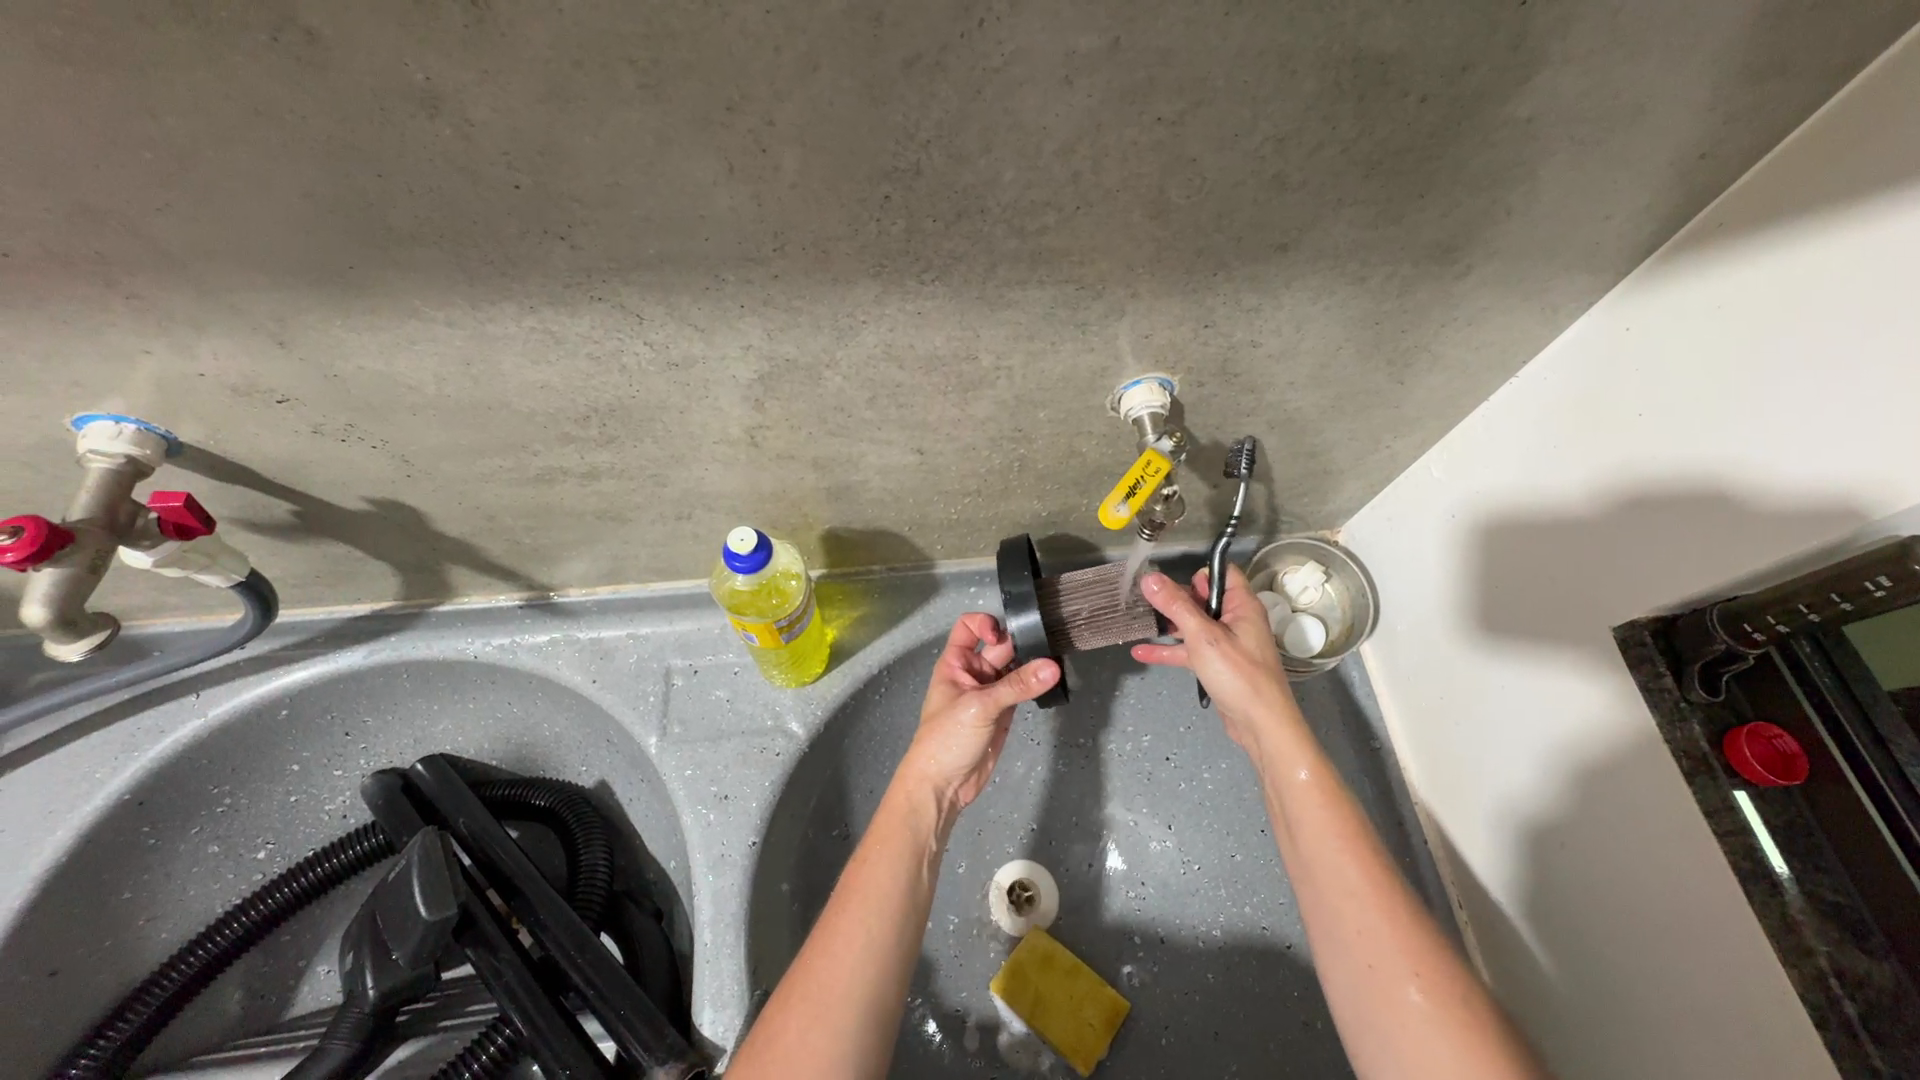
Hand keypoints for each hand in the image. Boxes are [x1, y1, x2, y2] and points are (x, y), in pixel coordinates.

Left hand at [896, 613, 1059, 815]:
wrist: (942, 786)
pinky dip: (1036, 686)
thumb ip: (1017, 686)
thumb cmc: (947, 738)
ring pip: (1015, 668)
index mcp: (955, 663)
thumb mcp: (980, 707)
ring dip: (1033, 665)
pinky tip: (1052, 682)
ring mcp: (990, 693)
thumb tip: (1053, 667)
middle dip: (1022, 643)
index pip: (968, 627)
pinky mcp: (1005, 713)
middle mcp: (973, 673)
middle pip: (1000, 646)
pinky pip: (1022, 690)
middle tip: (1050, 643)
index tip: (1004, 636)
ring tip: (1057, 662)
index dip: (986, 624)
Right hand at [1131, 566, 1298, 755]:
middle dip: (1174, 599)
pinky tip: (1141, 652)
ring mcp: (1226, 644)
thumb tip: (1149, 578)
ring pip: (1193, 626)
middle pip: (1202, 599)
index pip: (1222, 574)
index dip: (1197, 574)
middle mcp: (1236, 620)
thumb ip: (1175, 605)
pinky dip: (1169, 651)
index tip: (1170, 582)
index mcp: (1242, 605)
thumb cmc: (1237, 674)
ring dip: (1168, 625)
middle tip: (1144, 600)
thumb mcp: (1202, 636)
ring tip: (1138, 620)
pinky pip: (1190, 651)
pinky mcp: (1217, 665)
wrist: (1260, 724)